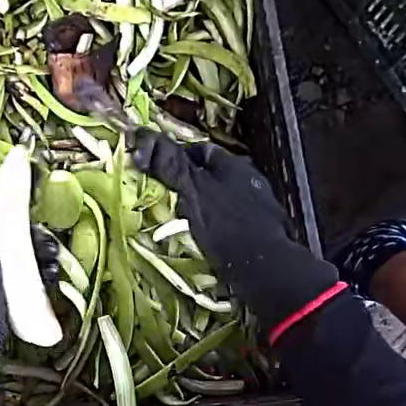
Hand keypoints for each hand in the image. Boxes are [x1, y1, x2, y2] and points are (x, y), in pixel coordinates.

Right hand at [132, 130, 337, 327]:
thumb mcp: (191, 190)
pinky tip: (208, 239)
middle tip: (170, 197)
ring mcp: (259, 206)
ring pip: (224, 198)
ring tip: (185, 222)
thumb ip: (169, 165)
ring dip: (206, 206)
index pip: (201, 150)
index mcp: (233, 165)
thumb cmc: (224, 224)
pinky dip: (218, 226)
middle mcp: (249, 180)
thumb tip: (143, 140)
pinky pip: (233, 221)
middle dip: (192, 183)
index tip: (160, 170)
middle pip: (213, 174)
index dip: (178, 157)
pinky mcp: (262, 231)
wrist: (262, 266)